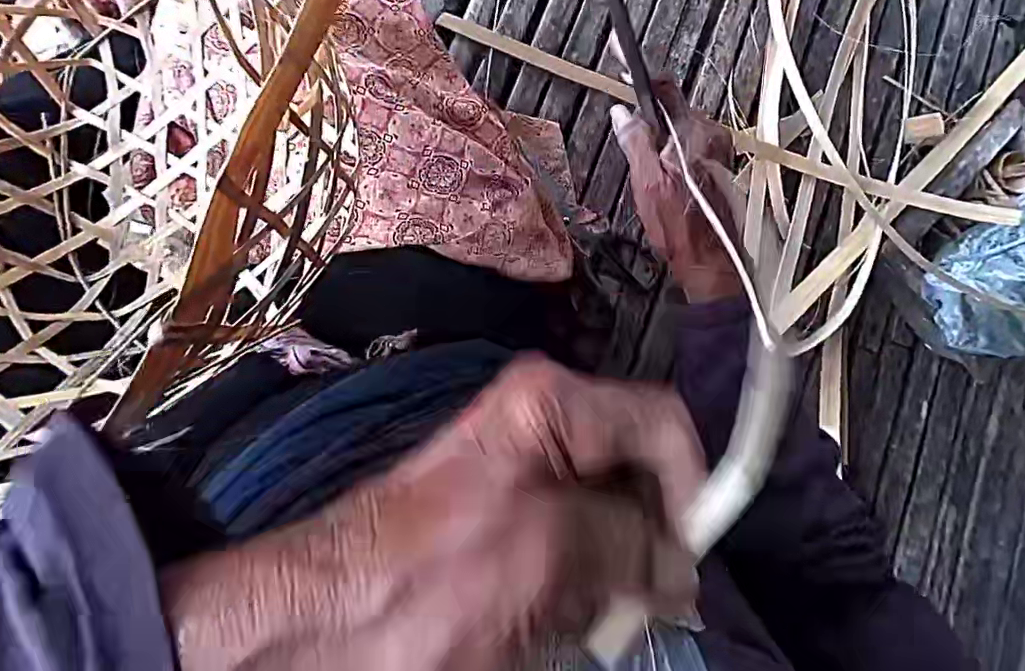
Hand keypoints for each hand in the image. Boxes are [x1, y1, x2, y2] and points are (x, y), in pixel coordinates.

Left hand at [160, 356, 704, 670]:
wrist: (329, 623)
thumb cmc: (432, 580)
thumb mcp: (547, 552)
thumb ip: (630, 542)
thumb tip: (685, 560)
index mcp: (554, 402)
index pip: (660, 419)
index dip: (693, 481)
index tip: (696, 556)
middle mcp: (549, 418)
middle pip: (642, 463)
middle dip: (657, 532)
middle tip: (653, 604)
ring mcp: (532, 461)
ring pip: (619, 506)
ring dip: (626, 565)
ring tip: (603, 620)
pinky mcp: (520, 506)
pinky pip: (585, 533)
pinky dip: (595, 577)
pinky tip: (573, 616)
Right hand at [610, 80, 744, 302]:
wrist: (711, 261)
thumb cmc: (679, 227)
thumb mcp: (647, 183)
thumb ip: (635, 142)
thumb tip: (622, 114)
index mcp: (695, 133)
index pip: (665, 88)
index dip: (640, 76)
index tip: (621, 61)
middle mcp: (712, 135)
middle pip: (671, 110)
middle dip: (648, 122)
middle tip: (634, 149)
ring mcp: (718, 150)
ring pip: (678, 129)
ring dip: (660, 141)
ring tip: (651, 176)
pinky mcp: (718, 165)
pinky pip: (687, 145)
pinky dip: (671, 153)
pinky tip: (666, 181)